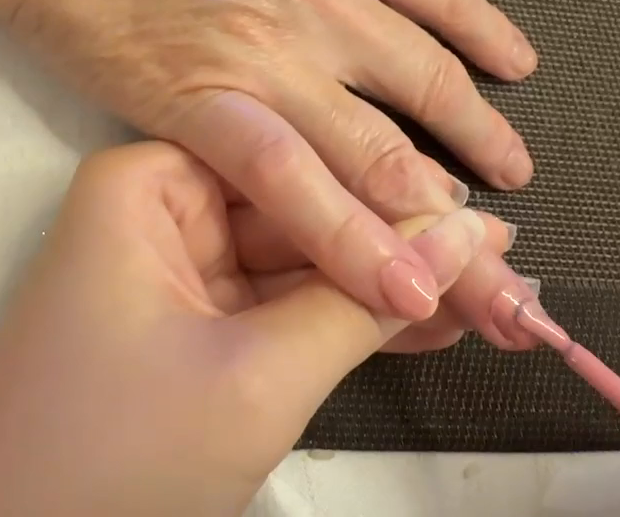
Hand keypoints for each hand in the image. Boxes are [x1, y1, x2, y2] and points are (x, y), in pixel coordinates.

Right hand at [0, 0, 540, 336]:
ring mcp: (267, 57)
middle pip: (426, 78)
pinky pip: (291, 184)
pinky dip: (350, 239)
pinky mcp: (203, 105)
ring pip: (376, 146)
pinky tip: (397, 284)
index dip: (487, 33)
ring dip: (438, 203)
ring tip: (475, 243)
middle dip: (482, 133)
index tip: (513, 66)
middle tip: (515, 175)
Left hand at [0, 141, 504, 516]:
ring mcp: (181, 256)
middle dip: (406, 250)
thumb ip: (361, 302)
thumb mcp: (253, 376)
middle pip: (309, 210)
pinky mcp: (194, 308)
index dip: (397, 198)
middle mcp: (167, 199)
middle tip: (509, 269)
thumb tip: (461, 242)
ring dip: (389, 287)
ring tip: (492, 300)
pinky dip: (348, 318)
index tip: (489, 223)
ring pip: (305, 258)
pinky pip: (284, 298)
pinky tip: (428, 323)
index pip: (298, 164)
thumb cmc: (110, 454)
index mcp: (156, 179)